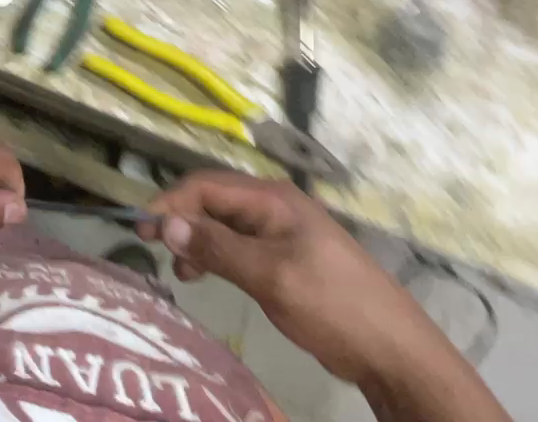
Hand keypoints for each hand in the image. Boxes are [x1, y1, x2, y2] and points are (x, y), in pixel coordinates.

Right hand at [138, 172, 450, 384]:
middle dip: (181, 220)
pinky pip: (238, 244)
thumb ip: (218, 248)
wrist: (396, 352)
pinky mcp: (286, 256)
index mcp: (273, 199)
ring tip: (182, 271)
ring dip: (196, 240)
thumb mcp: (271, 277)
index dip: (170, 202)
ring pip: (223, 223)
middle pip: (212, 201)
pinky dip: (215, 255)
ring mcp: (282, 231)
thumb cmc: (333, 305)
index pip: (206, 186)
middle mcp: (274, 206)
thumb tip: (166, 223)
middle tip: (153, 248)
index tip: (141, 227)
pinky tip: (205, 275)